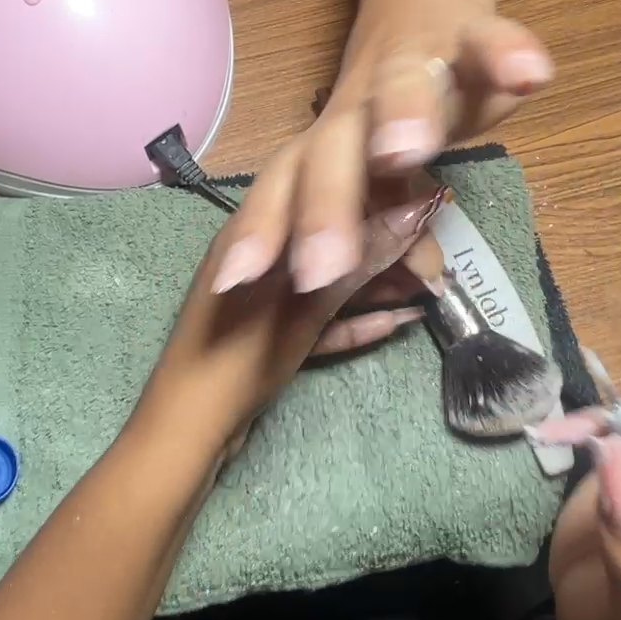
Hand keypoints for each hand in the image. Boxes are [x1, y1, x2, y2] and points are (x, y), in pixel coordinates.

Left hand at [138, 187, 444, 446]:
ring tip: (429, 294)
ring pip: (329, 277)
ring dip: (376, 284)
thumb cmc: (239, 358)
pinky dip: (353, 319)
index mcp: (253, 231)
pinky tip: (397, 324)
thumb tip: (414, 211)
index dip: (374, 197)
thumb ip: (356, 260)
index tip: (424, 217)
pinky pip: (319, 315)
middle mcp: (259, 254)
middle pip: (331, 236)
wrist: (187, 429)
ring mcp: (265, 296)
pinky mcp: (271, 333)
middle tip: (433, 272)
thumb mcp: (303, 306)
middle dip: (385, 247)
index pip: (318, 189)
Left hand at [210, 0, 552, 294]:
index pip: (284, 191)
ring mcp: (411, 63)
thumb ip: (389, 225)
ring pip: (400, 85)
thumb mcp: (380, 169)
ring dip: (399, 116)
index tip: (236, 282)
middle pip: (331, 154)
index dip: (260, 234)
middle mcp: (355, 107)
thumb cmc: (387, 106)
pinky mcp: (468, 31)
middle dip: (324, 211)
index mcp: (326, 146)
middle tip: (319, 269)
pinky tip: (531, 75)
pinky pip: (487, 40)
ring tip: (404, 152)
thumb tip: (414, 288)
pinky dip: (505, 52)